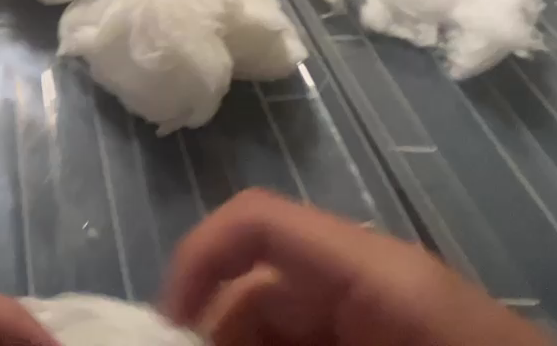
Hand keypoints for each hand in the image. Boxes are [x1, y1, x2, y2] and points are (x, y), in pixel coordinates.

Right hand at [163, 190, 554, 345]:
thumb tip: (196, 339)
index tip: (160, 332)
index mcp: (376, 273)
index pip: (257, 224)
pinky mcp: (396, 344)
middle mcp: (372, 283)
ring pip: (283, 326)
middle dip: (215, 332)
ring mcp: (386, 320)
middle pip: (261, 286)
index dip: (198, 260)